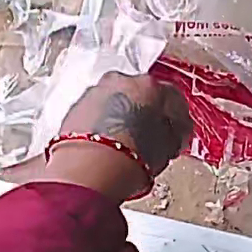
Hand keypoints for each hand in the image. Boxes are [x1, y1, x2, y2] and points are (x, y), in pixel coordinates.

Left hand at [41, 72, 192, 200]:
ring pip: (115, 103)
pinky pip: (95, 115)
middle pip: (139, 96)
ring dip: (122, 120)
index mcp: (150, 86)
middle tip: (151, 140)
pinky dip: (102, 127)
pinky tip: (107, 148)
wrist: (91, 170)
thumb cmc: (129, 158)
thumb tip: (173, 135)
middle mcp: (120, 81)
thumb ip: (174, 135)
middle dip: (146, 116)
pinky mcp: (75, 109)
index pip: (171, 98)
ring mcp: (95, 93)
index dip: (177, 119)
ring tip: (126, 148)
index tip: (177, 132)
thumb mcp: (167, 149)